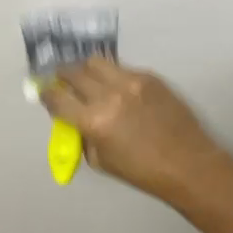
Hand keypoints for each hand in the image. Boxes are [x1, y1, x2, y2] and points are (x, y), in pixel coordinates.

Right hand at [39, 58, 229, 199]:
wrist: (188, 163)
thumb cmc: (142, 171)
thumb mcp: (101, 161)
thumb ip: (82, 135)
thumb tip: (73, 118)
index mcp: (94, 121)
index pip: (57, 98)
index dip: (46, 94)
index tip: (44, 91)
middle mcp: (109, 95)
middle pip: (73, 72)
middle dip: (62, 76)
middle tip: (62, 80)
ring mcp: (132, 82)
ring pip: (96, 61)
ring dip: (86, 69)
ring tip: (88, 78)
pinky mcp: (150, 77)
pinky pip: (122, 68)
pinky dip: (113, 75)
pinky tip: (118, 89)